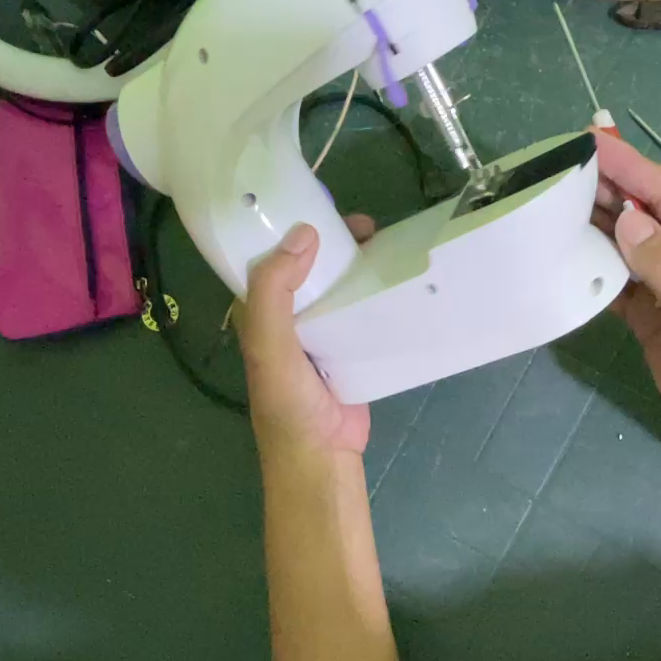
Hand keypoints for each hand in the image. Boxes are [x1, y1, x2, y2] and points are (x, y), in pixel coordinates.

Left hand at [237, 217, 375, 460]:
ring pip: (339, 286)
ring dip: (359, 263)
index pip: (270, 257)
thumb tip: (304, 234)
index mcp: (261, 311)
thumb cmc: (289, 402)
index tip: (320, 204)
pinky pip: (362, 312)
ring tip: (386, 244)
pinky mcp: (350, 349)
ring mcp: (322, 334)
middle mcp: (290, 317)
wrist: (323, 455)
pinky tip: (398, 280)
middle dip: (334, 240)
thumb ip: (274, 292)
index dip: (289, 226)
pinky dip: (376, 293)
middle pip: (311, 267)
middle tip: (366, 226)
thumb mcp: (270, 344)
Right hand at [591, 131, 660, 476]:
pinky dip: (597, 268)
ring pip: (630, 244)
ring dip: (597, 224)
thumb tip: (626, 217)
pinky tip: (568, 254)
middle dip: (609, 186)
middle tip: (560, 165)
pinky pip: (621, 281)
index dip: (630, 166)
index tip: (590, 141)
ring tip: (555, 200)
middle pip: (647, 212)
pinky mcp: (654, 315)